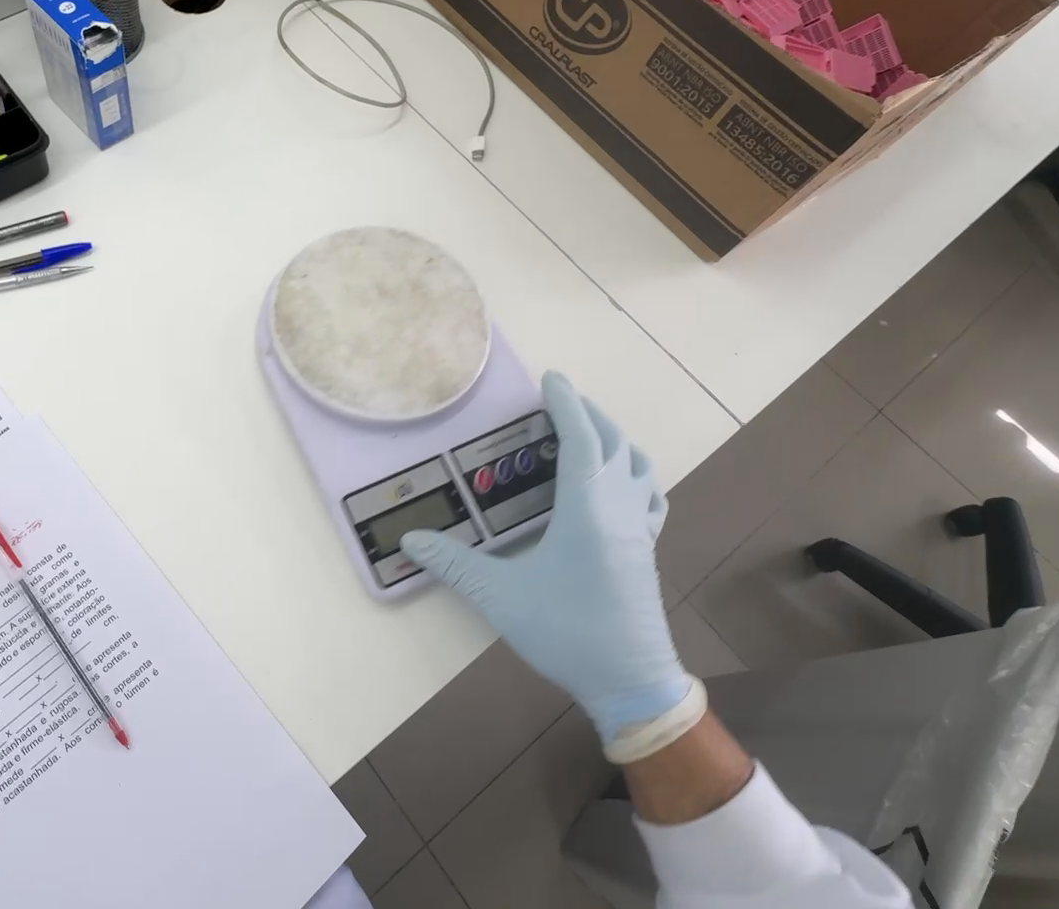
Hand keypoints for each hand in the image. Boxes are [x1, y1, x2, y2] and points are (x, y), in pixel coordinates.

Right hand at [401, 371, 699, 759]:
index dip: (566, 403)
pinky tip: (619, 484)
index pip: (581, 437)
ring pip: (638, 464)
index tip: (550, 378)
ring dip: (615, 437)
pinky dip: (633, 471)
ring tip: (590, 431)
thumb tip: (409, 540)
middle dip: (589, 412)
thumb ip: (453, 565)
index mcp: (586, 508)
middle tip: (561, 400)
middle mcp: (619, 508)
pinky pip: (648, 493)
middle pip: (613, 442)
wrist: (631, 681)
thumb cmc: (566, 631)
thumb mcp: (500, 597)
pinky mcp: (648, 550)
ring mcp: (640, 529)